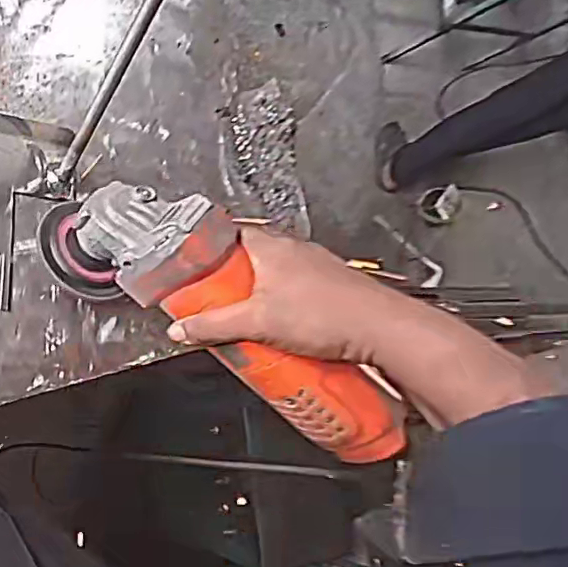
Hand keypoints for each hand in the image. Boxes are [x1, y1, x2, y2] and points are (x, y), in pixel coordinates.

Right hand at [166, 227, 422, 365]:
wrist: (386, 332)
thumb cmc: (333, 314)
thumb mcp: (255, 322)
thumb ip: (211, 326)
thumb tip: (181, 329)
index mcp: (272, 247)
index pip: (227, 234)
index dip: (204, 247)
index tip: (187, 265)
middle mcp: (294, 252)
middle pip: (243, 260)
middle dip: (222, 282)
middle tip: (207, 300)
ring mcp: (312, 270)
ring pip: (265, 278)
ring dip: (247, 297)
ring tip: (235, 319)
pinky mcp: (325, 291)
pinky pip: (286, 294)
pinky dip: (270, 308)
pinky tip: (267, 330)